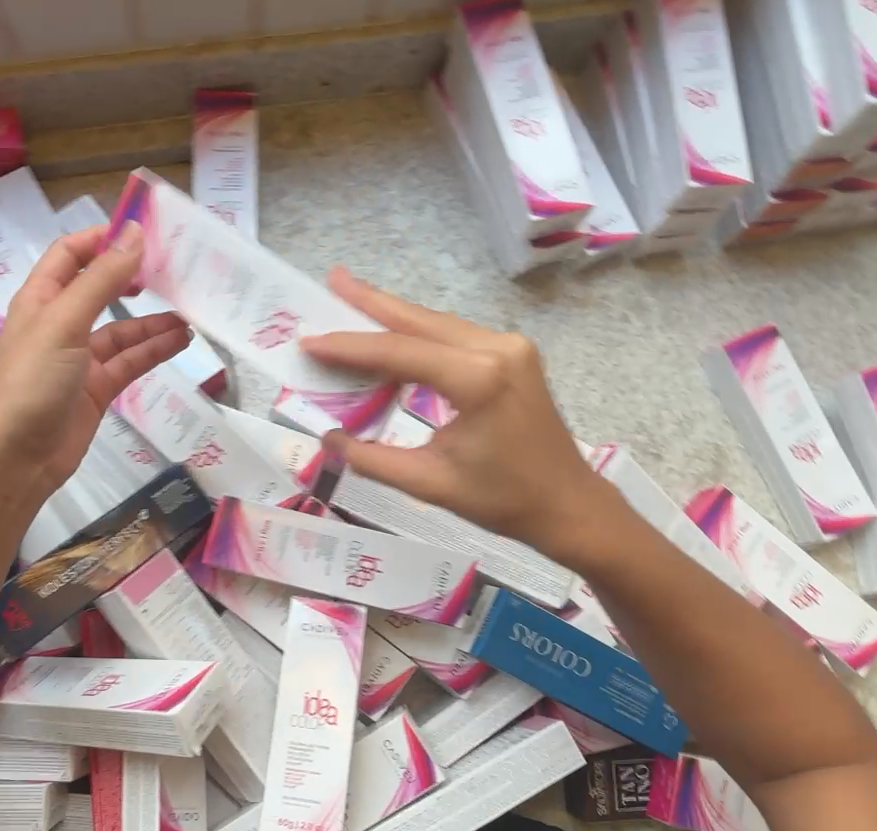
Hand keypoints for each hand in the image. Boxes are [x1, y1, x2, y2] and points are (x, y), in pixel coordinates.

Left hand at [0, 223, 191, 497]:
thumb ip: (101, 280)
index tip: (143, 232)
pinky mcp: (96, 391)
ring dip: (153, 321)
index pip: (70, 255)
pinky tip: (181, 342)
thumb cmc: (31, 382)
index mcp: (40, 300)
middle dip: (132, 278)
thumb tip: (134, 233)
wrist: (15, 458)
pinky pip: (130, 363)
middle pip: (100, 290)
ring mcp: (79, 360)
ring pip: (122, 331)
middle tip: (172, 269)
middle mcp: (59, 325)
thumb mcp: (65, 323)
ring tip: (190, 311)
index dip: (102, 240)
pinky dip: (154, 352)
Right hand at [303, 269, 621, 556]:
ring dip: (395, 317)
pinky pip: (456, 338)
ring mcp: (510, 348)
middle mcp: (497, 349)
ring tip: (352, 298)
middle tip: (331, 281)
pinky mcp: (514, 355)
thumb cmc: (503, 500)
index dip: (350, 348)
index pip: (400, 354)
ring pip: (438, 325)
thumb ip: (373, 459)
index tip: (310, 340)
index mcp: (478, 380)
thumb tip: (329, 438)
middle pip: (420, 321)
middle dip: (372, 303)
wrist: (566, 503)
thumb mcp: (430, 483)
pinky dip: (420, 336)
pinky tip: (395, 333)